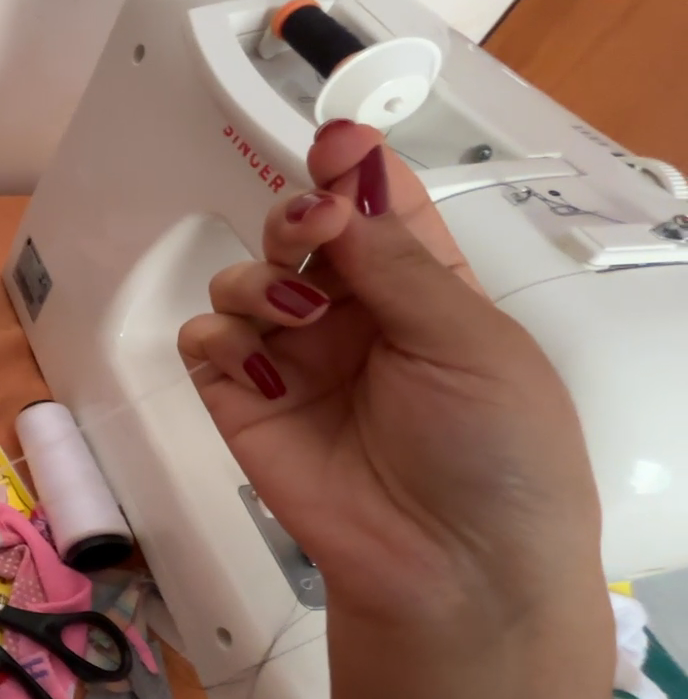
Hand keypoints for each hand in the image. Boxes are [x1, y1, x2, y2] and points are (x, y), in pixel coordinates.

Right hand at [177, 120, 602, 625]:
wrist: (441, 558)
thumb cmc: (493, 446)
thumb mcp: (472, 344)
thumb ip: (399, 269)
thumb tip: (337, 203)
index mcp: (418, 291)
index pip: (375, 212)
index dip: (352, 172)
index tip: (337, 140)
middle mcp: (344, 313)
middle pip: (295, 235)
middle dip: (295, 216)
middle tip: (311, 225)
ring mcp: (284, 353)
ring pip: (239, 281)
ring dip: (258, 282)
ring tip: (297, 317)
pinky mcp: (235, 393)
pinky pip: (204, 340)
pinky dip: (222, 342)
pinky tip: (261, 372)